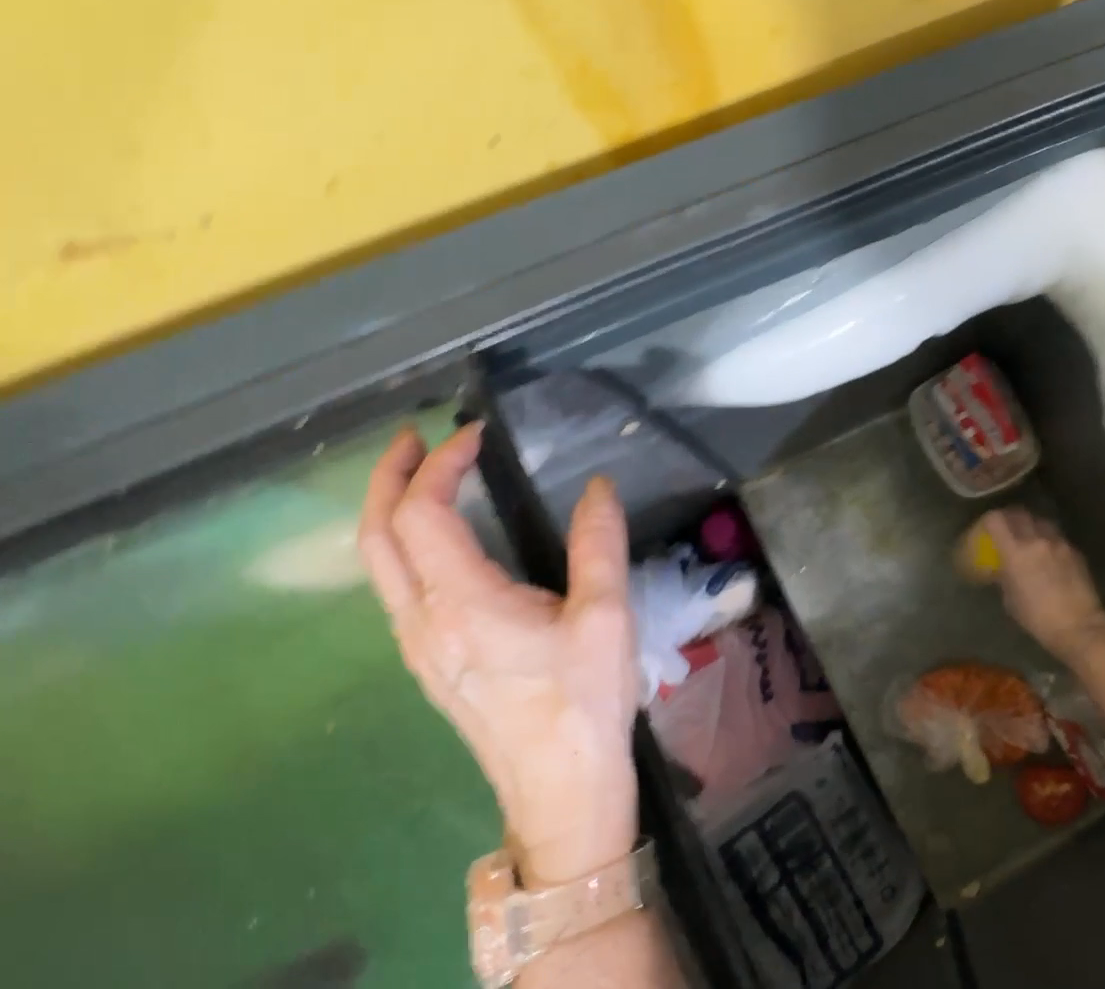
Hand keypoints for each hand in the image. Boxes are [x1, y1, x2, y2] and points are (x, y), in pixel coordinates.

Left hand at [359, 423, 639, 886]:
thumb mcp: (606, 618)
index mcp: (464, 605)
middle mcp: (423, 622)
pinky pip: (397, 590)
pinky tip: (441, 544)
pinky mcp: (430, 665)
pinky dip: (403, 546)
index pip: (424, 514)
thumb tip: (598, 488)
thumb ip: (598, 545)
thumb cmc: (585, 702)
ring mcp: (418, 648)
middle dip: (388, 478)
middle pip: (376, 537)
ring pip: (379, 566)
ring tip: (425, 479)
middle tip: (417, 438)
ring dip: (390, 512)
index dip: (441, 465)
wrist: (562, 789)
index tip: (475, 436)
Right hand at [980, 508, 1104, 662]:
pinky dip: (1048, 539)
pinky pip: (1057, 536)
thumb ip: (1004, 576)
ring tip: (1029, 537)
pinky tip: (1049, 554)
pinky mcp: (1075, 550)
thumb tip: (1002, 567)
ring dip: (1032, 525)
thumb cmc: (1037, 618)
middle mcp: (1037, 540)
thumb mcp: (1010, 599)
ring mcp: (1059, 543)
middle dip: (1010, 517)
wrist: (1078, 625)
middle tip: (1006, 527)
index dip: (989, 520)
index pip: (996, 520)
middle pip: (1019, 513)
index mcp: (1015, 552)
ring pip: (1041, 521)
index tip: (986, 527)